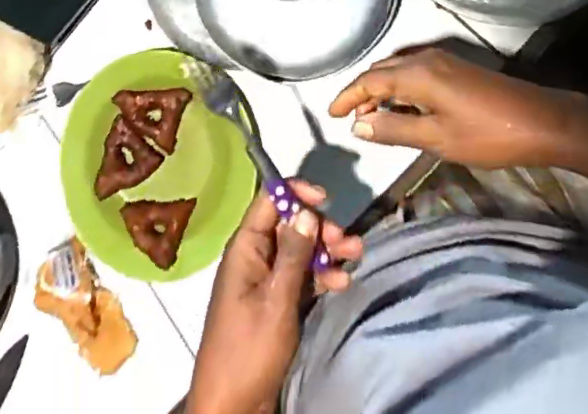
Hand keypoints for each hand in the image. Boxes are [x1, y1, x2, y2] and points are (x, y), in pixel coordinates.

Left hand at [186, 181, 360, 413]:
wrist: (232, 400)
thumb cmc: (249, 348)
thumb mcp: (275, 300)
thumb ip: (292, 256)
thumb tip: (305, 211)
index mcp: (244, 247)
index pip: (267, 202)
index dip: (294, 193)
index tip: (326, 199)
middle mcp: (253, 256)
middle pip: (287, 225)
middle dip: (318, 227)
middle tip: (348, 244)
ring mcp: (263, 279)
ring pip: (297, 251)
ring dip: (324, 251)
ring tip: (355, 259)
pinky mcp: (274, 302)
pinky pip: (299, 277)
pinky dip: (319, 276)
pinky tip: (340, 282)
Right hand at [327, 46, 587, 169]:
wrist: (550, 124)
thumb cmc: (491, 135)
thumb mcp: (438, 139)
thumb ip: (394, 129)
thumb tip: (358, 125)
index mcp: (415, 74)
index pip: (368, 81)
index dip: (347, 97)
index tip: (333, 115)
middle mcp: (423, 60)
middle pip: (379, 71)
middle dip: (362, 93)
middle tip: (355, 119)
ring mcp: (442, 61)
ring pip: (396, 70)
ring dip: (381, 90)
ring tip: (377, 116)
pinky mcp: (456, 68)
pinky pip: (413, 72)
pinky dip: (399, 88)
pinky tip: (406, 108)